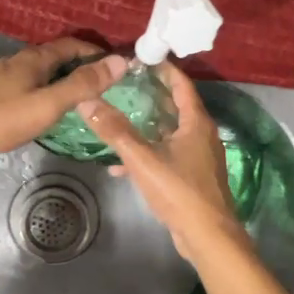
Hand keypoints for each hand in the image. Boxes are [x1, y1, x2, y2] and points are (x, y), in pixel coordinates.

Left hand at [0, 38, 125, 162]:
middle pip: (54, 56)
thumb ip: (83, 85)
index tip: (114, 65)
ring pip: (38, 71)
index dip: (94, 52)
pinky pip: (25, 84)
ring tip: (76, 96)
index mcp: (34, 59)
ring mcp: (0, 76)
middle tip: (100, 83)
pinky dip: (42, 89)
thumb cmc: (2, 119)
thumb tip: (120, 61)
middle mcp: (17, 60)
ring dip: (59, 78)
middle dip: (78, 65)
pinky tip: (43, 107)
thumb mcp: (49, 104)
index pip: (71, 45)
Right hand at [78, 61, 245, 259]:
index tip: (140, 59)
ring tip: (118, 118)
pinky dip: (147, 154)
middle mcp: (201, 134)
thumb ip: (115, 130)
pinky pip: (167, 155)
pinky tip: (121, 166)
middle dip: (151, 95)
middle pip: (175, 106)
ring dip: (146, 126)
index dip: (162, 69)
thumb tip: (86, 102)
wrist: (207, 235)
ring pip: (169, 132)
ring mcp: (198, 156)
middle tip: (124, 85)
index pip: (180, 84)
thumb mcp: (142, 158)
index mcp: (195, 122)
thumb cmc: (179, 191)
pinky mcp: (192, 176)